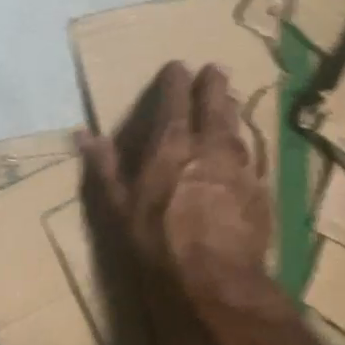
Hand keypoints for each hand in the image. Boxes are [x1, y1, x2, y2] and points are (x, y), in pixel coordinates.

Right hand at [78, 62, 272, 314]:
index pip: (175, 102)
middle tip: (215, 69)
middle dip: (213, 86)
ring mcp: (240, 168)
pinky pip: (252, 156)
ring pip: (237, 128)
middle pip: (214, 106)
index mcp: (172, 145)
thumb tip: (84, 133)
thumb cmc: (160, 240)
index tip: (177, 65)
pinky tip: (246, 147)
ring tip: (231, 99)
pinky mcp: (260, 190)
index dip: (176, 81)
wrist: (218, 279)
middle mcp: (209, 147)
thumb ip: (105, 166)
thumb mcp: (120, 206)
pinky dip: (247, 143)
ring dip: (232, 110)